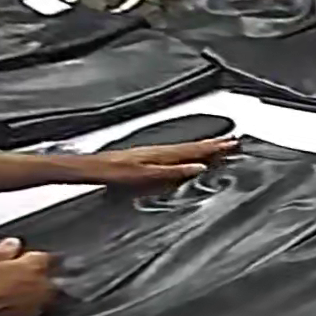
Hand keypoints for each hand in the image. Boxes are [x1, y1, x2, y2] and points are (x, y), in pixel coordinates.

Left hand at [64, 138, 238, 185]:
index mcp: (163, 155)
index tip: (233, 144)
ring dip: (203, 145)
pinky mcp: (146, 156)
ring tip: (217, 143)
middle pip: (192, 146)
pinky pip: (175, 151)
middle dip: (213, 144)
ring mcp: (152, 152)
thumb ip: (174, 172)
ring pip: (185, 147)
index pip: (196, 150)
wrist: (82, 169)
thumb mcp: (146, 175)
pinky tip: (188, 153)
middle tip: (231, 140)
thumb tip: (199, 168)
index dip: (216, 148)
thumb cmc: (110, 173)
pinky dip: (188, 150)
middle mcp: (159, 151)